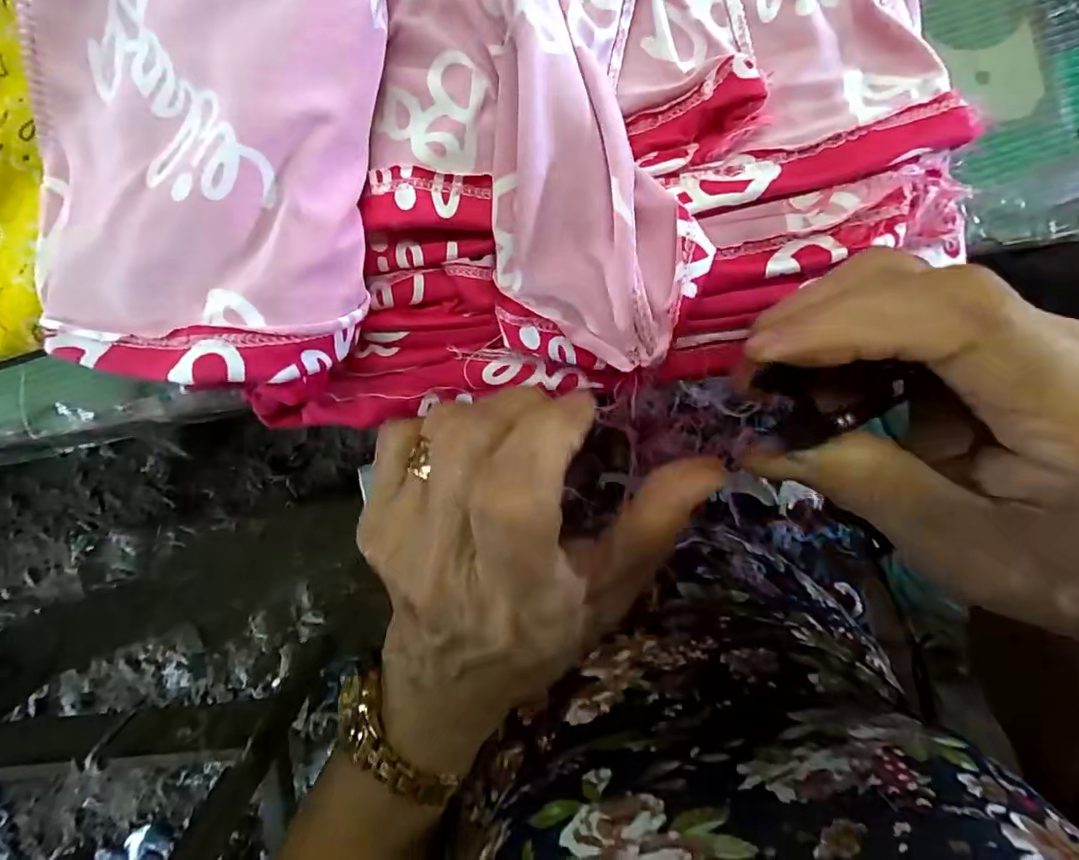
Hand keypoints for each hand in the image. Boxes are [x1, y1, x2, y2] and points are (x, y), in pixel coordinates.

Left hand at [358, 388, 724, 775]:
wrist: (446, 674)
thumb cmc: (539, 635)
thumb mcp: (606, 593)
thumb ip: (652, 525)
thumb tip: (707, 464)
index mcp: (514, 584)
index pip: (518, 487)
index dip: (552, 427)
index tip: (584, 406)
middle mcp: (445, 557)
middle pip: (474, 443)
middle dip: (524, 404)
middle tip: (553, 410)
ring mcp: (399, 535)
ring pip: (439, 431)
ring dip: (486, 408)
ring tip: (514, 424)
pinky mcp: (371, 519)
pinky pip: (398, 436)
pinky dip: (435, 423)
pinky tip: (460, 445)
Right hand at [737, 250, 1078, 647]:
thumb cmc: (1050, 580)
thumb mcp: (947, 546)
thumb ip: (857, 479)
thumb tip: (759, 442)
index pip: (962, 320)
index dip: (849, 321)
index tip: (764, 352)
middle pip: (932, 285)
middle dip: (822, 312)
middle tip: (752, 363)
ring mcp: (1049, 334)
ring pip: (919, 282)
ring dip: (830, 313)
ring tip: (779, 368)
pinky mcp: (1015, 335)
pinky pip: (919, 304)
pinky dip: (851, 326)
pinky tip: (824, 369)